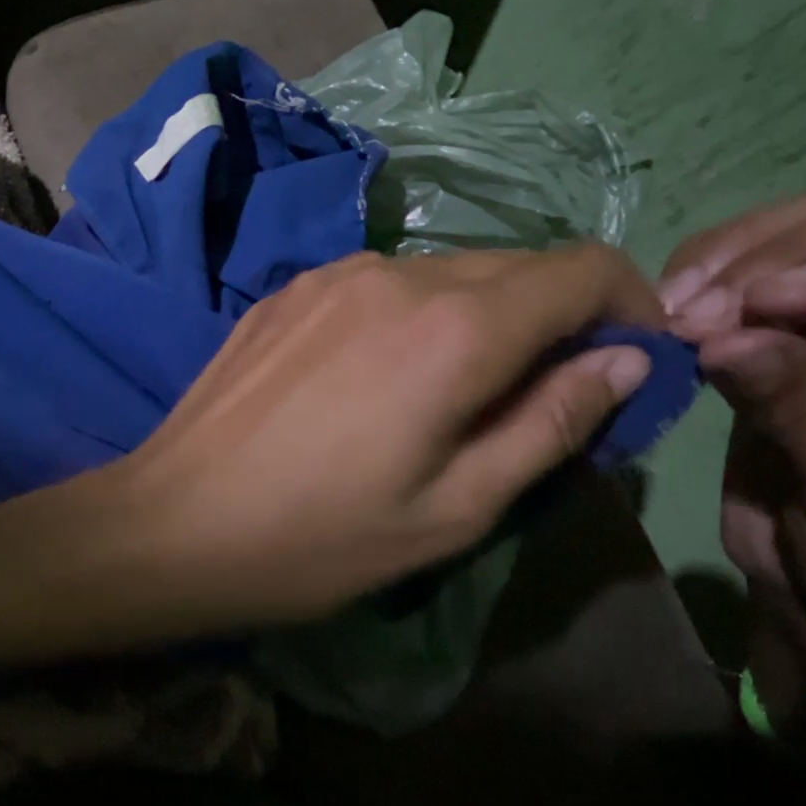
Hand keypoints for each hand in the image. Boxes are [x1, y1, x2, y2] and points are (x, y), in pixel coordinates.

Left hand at [106, 245, 662, 624]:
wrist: (172, 525)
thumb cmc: (316, 540)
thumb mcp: (454, 509)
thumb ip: (550, 424)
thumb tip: (623, 361)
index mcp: (455, 327)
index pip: (584, 268)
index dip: (630, 304)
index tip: (633, 361)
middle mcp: (397, 274)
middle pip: (516, 265)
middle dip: (557, 316)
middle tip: (548, 395)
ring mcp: (332, 274)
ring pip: (446, 271)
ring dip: (482, 315)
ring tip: (459, 394)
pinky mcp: (287, 291)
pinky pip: (381, 284)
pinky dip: (415, 315)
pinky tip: (381, 378)